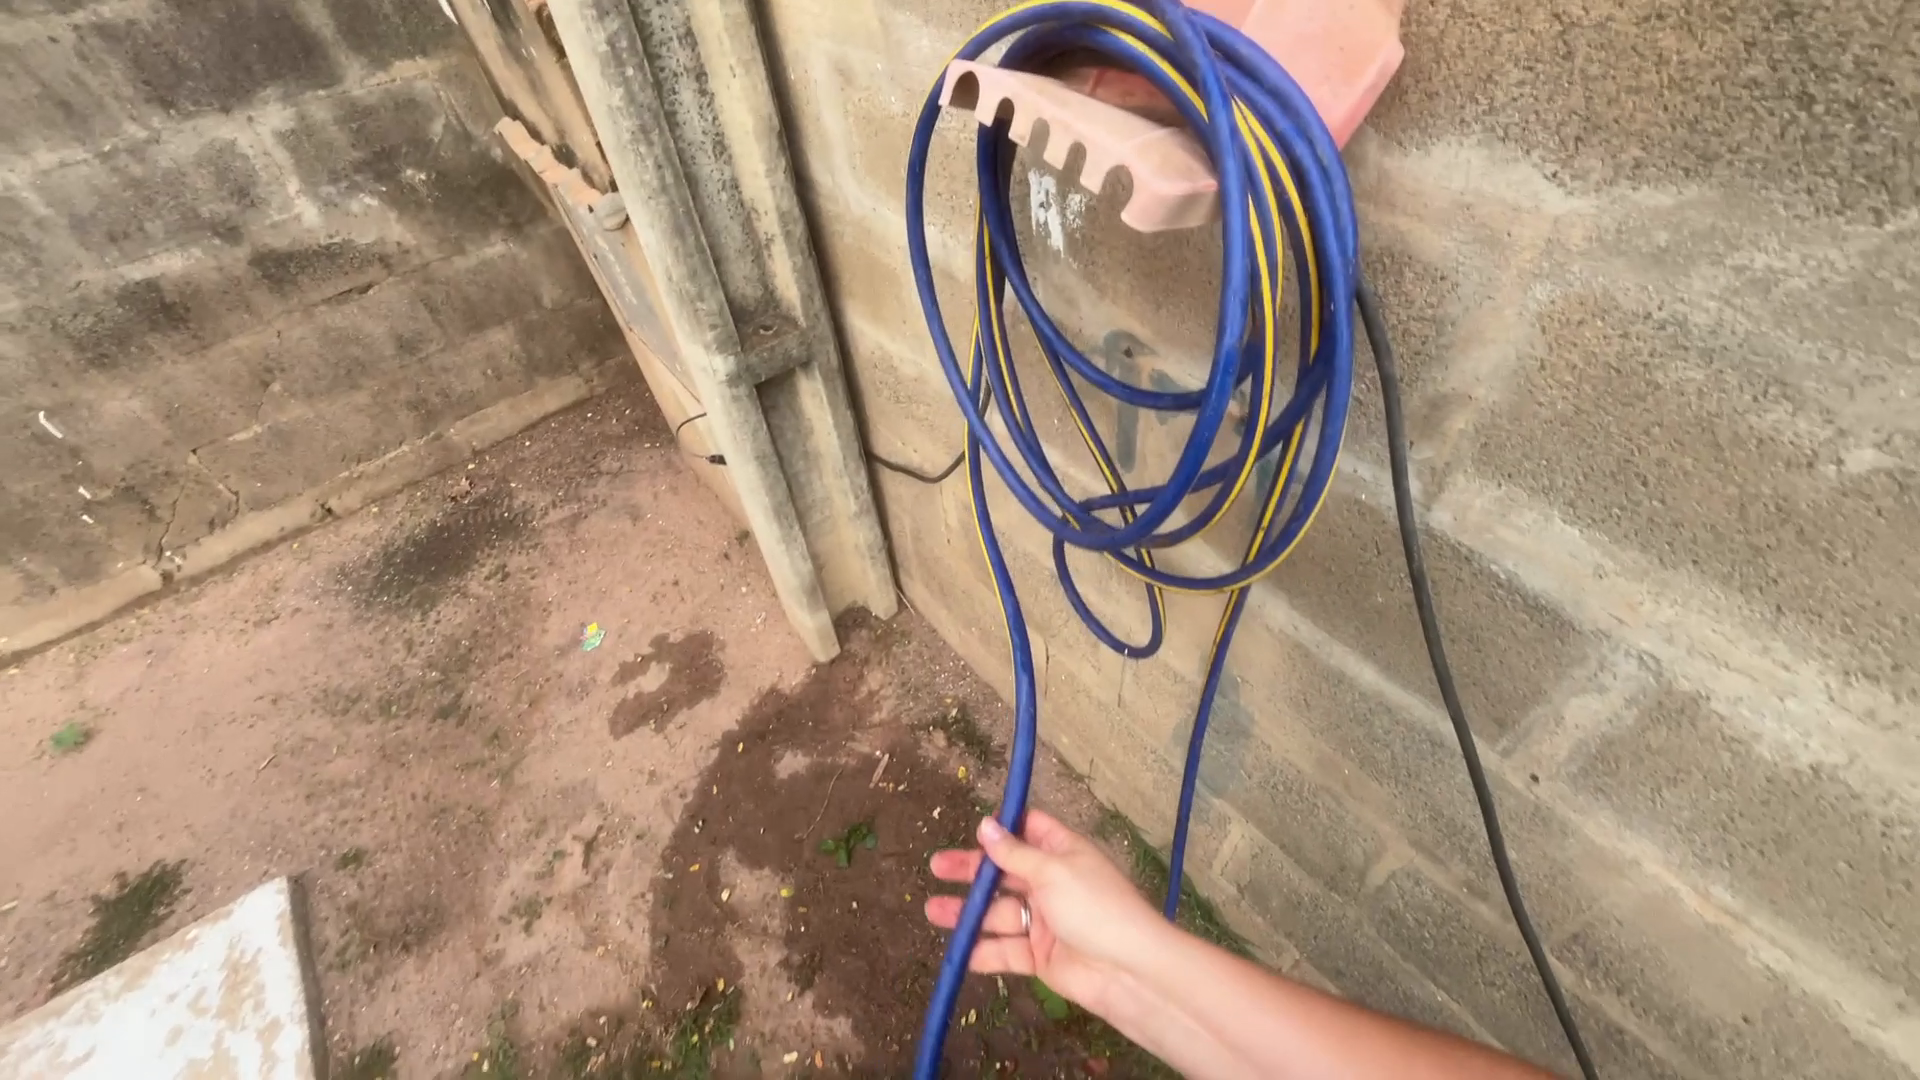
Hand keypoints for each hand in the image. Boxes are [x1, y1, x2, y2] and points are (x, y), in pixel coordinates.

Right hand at [924, 810, 1168, 1015]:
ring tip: (932, 911)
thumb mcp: (1052, 871)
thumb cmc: (1094, 906)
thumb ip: (1013, 853)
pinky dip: (985, 950)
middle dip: (971, 871)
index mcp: (1061, 852)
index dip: (1002, 829)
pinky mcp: (1039, 956)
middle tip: (936, 867)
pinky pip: (1006, 950)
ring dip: (968, 912)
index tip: (973, 829)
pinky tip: (962, 951)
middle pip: (1004, 872)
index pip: (1028, 830)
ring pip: (999, 912)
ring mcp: (1044, 920)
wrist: (1128, 971)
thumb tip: (985, 823)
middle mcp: (1050, 882)